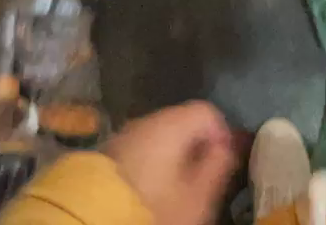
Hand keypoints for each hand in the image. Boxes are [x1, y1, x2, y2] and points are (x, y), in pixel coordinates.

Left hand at [105, 101, 237, 223]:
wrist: (96, 219)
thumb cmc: (154, 208)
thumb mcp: (197, 197)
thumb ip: (219, 166)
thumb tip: (229, 145)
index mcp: (171, 123)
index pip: (207, 111)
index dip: (221, 134)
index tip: (223, 164)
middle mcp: (146, 119)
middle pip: (182, 122)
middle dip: (196, 147)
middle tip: (202, 181)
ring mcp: (125, 133)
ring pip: (160, 136)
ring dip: (174, 155)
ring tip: (177, 188)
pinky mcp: (109, 152)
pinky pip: (141, 148)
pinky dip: (152, 162)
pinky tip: (152, 188)